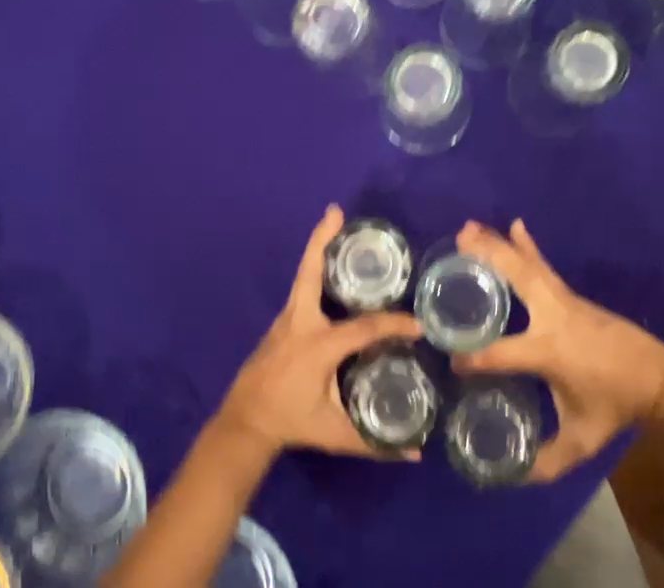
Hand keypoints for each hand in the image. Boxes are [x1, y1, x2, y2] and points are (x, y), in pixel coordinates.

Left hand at [215, 206, 424, 458]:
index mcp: (318, 346)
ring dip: (318, 249)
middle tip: (336, 211)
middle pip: (310, 272)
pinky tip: (331, 267)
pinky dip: (314, 270)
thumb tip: (415, 452)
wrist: (245, 423)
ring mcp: (286, 320)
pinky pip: (302, 289)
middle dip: (321, 240)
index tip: (419, 326)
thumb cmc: (291, 423)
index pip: (364, 327)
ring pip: (303, 276)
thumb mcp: (334, 434)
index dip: (394, 324)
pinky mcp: (282, 323)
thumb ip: (374, 442)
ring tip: (336, 224)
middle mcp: (300, 323)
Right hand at [454, 219, 663, 481]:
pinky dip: (528, 246)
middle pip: (516, 277)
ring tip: (469, 227)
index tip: (452, 360)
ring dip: (498, 244)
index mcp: (549, 351)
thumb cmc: (616, 406)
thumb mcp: (583, 438)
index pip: (499, 351)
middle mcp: (553, 317)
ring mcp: (564, 301)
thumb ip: (548, 459)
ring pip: (527, 264)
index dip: (472, 357)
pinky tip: (517, 225)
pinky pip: (543, 266)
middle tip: (457, 239)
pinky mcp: (570, 295)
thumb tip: (515, 475)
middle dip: (487, 256)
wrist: (658, 379)